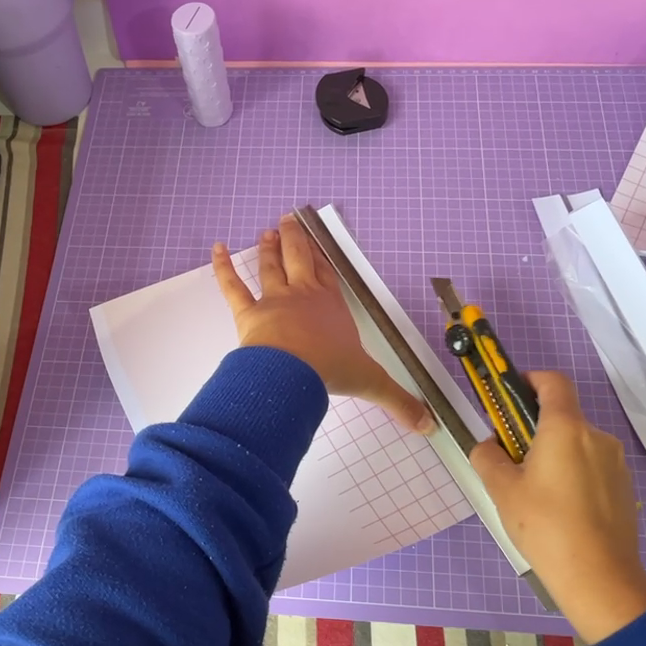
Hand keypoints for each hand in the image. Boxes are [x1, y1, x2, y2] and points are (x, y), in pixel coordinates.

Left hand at [211, 215, 434, 433]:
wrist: (293, 373)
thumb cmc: (331, 370)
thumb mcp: (372, 384)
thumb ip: (399, 402)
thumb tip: (429, 427)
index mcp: (332, 306)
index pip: (328, 276)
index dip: (322, 257)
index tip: (318, 242)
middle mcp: (303, 295)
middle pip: (299, 260)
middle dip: (295, 239)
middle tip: (287, 219)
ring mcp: (274, 300)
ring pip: (270, 267)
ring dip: (269, 248)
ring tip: (266, 232)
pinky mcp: (248, 313)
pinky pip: (232, 285)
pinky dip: (223, 266)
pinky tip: (216, 248)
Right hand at [469, 371, 645, 642]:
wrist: (600, 579)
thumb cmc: (545, 526)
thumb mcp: (501, 489)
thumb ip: (487, 457)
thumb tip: (488, 446)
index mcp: (566, 428)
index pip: (553, 382)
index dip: (530, 380)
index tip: (510, 396)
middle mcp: (596, 437)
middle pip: (562, 416)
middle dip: (534, 428)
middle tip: (511, 457)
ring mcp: (615, 464)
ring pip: (577, 444)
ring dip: (554, 453)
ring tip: (533, 491)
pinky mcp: (625, 489)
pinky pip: (592, 468)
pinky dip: (573, 474)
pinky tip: (559, 509)